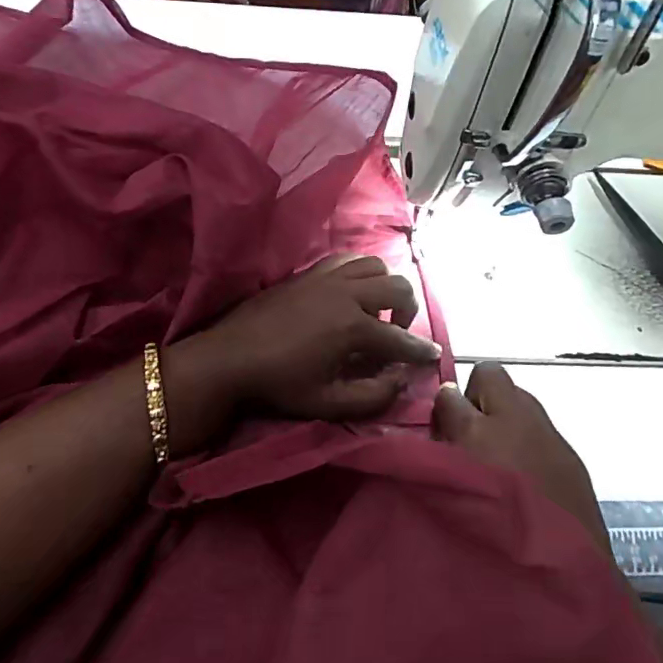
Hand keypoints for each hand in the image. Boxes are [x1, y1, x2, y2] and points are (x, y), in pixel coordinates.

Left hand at [174, 255, 440, 424]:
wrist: (229, 357)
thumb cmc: (279, 384)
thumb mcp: (328, 403)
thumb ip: (372, 395)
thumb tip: (400, 380)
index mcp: (352, 327)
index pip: (401, 339)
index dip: (421, 352)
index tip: (433, 357)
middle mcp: (345, 293)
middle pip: (397, 287)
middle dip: (409, 310)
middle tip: (398, 333)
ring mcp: (325, 277)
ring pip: (373, 265)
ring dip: (384, 286)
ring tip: (374, 310)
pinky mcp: (307, 271)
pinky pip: (346, 259)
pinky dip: (359, 271)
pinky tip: (349, 292)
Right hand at [433, 363, 609, 550]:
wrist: (562, 575)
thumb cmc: (490, 531)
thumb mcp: (450, 490)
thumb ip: (438, 454)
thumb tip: (436, 427)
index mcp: (475, 430)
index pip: (449, 393)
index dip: (444, 409)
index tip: (442, 430)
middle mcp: (513, 419)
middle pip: (491, 376)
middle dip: (478, 398)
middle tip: (470, 437)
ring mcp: (547, 435)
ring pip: (519, 400)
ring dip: (506, 419)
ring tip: (498, 460)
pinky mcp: (572, 458)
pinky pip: (542, 431)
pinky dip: (530, 442)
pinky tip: (527, 480)